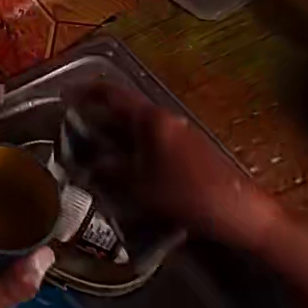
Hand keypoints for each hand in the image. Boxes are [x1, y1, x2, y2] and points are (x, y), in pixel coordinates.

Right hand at [65, 82, 284, 249]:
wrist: (244, 216)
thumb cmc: (187, 194)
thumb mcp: (137, 185)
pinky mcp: (189, 148)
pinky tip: (120, 163)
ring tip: (89, 146)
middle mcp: (166, 118)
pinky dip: (130, 144)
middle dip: (96, 115)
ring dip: (113, 131)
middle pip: (123, 108)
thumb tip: (86, 165)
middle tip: (70, 127)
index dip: (84, 91)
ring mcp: (180, 133)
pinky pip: (150, 138)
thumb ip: (107, 171)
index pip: (111, 93)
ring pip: (137, 124)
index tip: (63, 96)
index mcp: (151, 119)